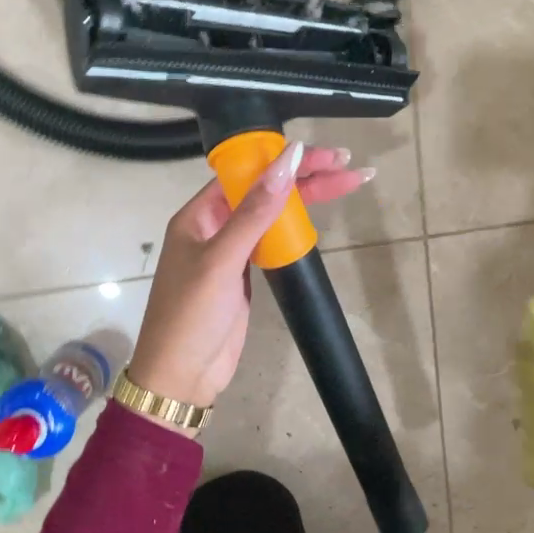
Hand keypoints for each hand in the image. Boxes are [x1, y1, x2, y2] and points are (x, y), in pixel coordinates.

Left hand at [128, 142, 373, 415]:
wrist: (181, 376)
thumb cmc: (191, 317)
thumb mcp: (221, 262)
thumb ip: (255, 212)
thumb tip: (288, 160)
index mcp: (197, 216)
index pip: (246, 175)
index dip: (285, 161)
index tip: (325, 156)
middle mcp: (213, 228)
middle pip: (263, 192)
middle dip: (306, 178)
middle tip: (352, 168)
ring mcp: (229, 254)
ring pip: (271, 216)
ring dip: (305, 201)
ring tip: (347, 183)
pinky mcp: (243, 278)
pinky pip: (271, 243)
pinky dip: (295, 230)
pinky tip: (317, 218)